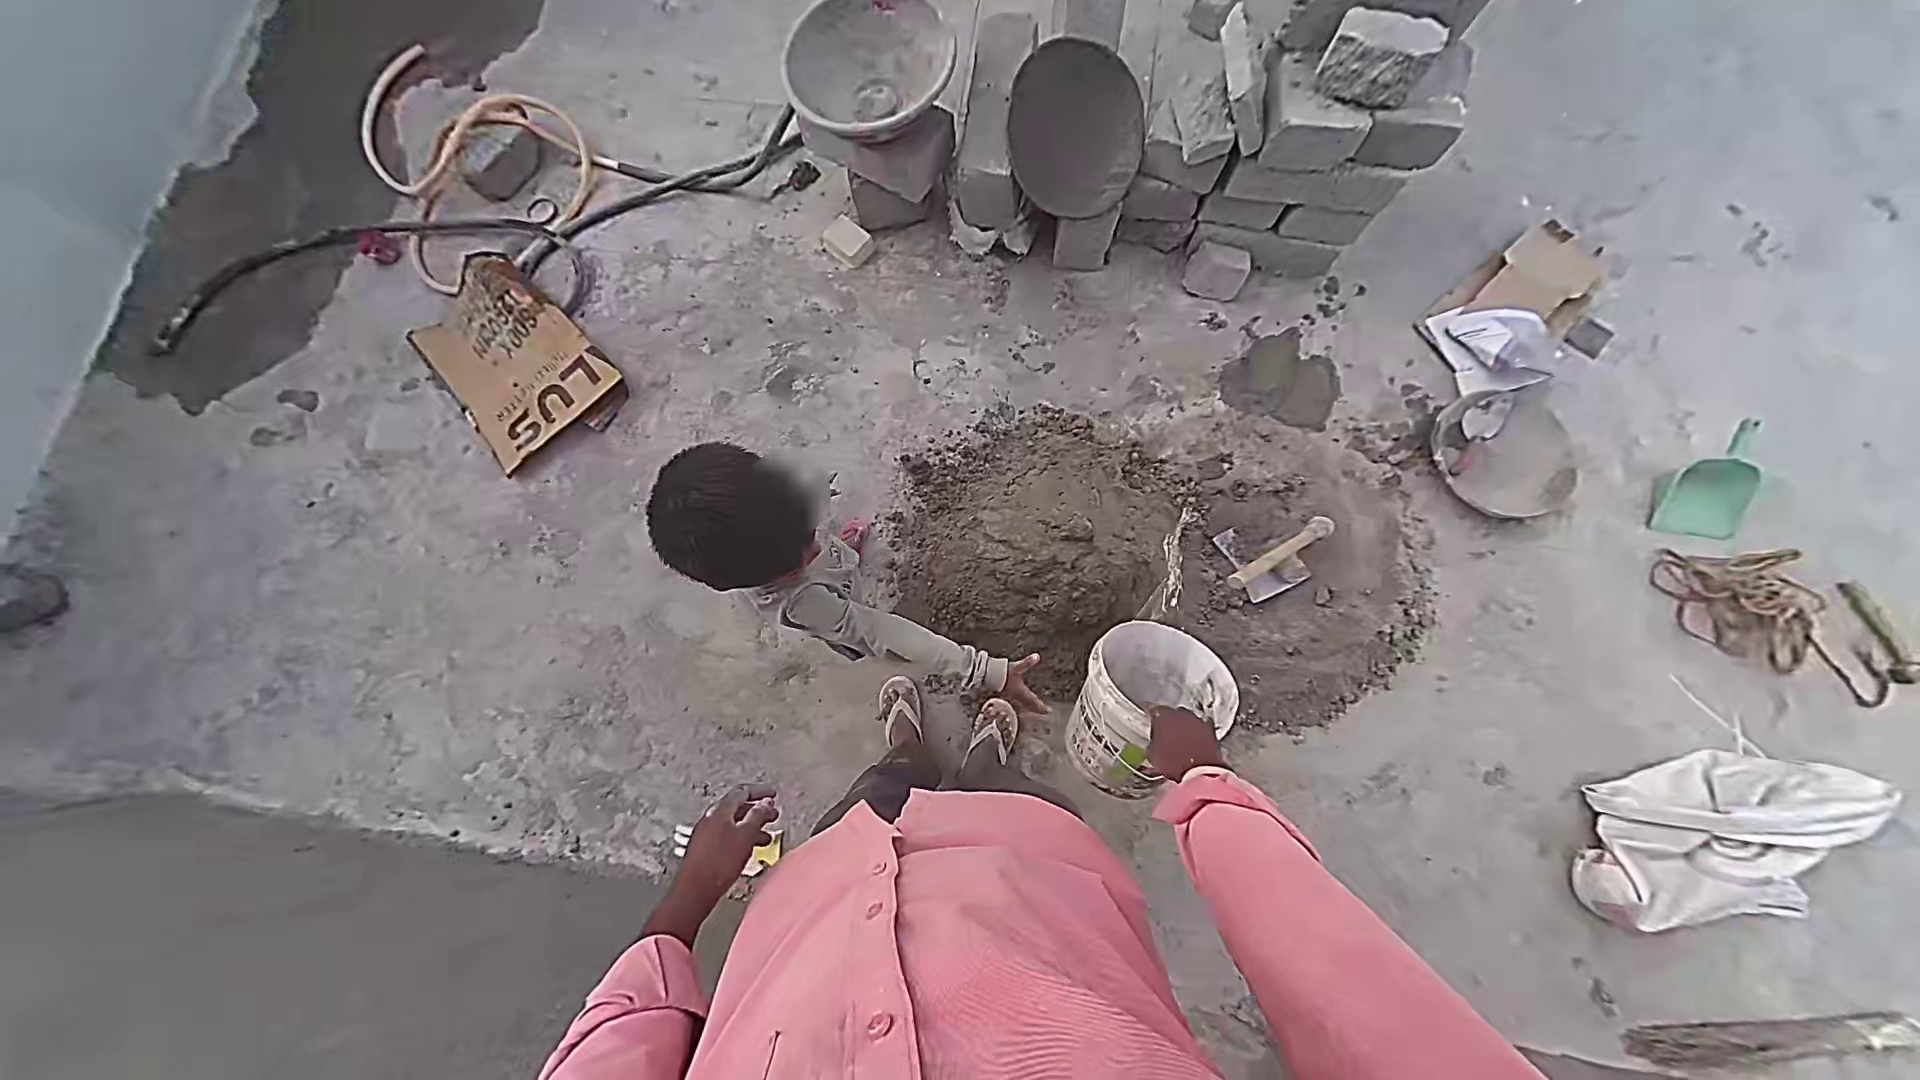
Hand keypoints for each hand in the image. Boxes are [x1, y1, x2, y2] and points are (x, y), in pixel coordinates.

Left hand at [643, 785, 777, 945]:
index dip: (760, 791)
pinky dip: (742, 839)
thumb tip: (766, 804)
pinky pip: (727, 837)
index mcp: (719, 811)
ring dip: (751, 827)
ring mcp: (705, 835)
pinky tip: (748, 850)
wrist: (694, 892)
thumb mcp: (746, 834)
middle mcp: (710, 820)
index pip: (742, 792)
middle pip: (738, 808)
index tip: (772, 794)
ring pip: (734, 824)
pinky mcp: (704, 851)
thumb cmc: (717, 864)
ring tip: (765, 836)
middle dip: (758, 811)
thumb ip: (758, 815)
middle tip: (771, 815)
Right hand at [1001, 653, 1051, 715]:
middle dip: (1037, 710)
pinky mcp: (1005, 698)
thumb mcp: (1017, 667)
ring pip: (1022, 707)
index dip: (1042, 707)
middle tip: (1044, 712)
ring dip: (1029, 709)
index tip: (1048, 711)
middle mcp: (1017, 698)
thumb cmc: (1004, 672)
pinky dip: (1021, 707)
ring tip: (1034, 710)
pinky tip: (1021, 706)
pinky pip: (1015, 705)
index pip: (1034, 701)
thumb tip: (1037, 656)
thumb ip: (1027, 662)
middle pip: (1029, 707)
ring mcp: (1011, 699)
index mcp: (1022, 692)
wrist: (990, 676)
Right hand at [1147, 705, 1224, 779]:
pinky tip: (1193, 743)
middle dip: (1169, 721)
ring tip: (1180, 739)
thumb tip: (1153, 744)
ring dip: (1183, 726)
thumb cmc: (1172, 762)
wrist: (1200, 772)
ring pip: (1187, 720)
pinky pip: (1199, 729)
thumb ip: (1152, 743)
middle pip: (1172, 713)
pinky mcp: (1210, 731)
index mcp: (1163, 715)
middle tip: (1165, 733)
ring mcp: (1197, 721)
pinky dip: (1196, 734)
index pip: (1154, 710)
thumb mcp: (1152, 755)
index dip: (1151, 717)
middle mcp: (1181, 713)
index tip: (1150, 723)